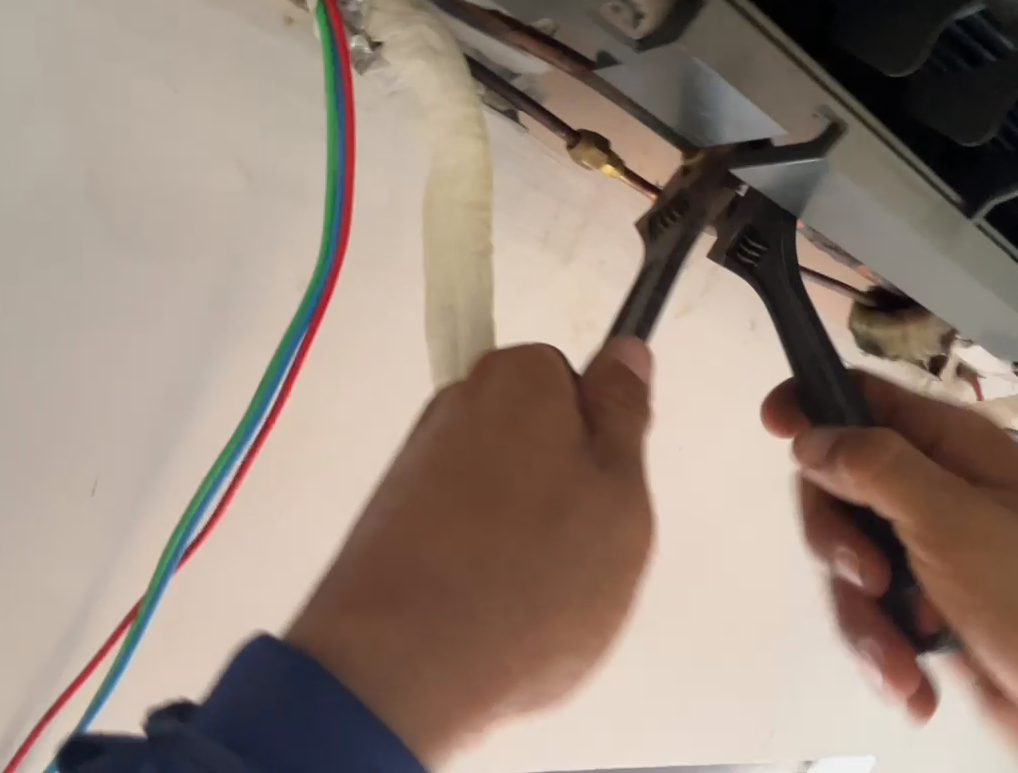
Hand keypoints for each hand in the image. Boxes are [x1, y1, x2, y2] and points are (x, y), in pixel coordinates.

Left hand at [286, 341, 654, 764]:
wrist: (398, 667)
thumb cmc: (532, 573)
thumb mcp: (616, 491)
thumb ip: (623, 412)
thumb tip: (625, 349)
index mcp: (515, 377)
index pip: (573, 382)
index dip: (597, 439)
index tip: (599, 493)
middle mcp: (457, 403)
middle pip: (536, 432)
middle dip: (561, 482)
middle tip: (576, 548)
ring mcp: (418, 460)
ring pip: (503, 484)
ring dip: (523, 526)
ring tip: (532, 590)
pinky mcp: (392, 514)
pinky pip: (462, 522)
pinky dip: (481, 554)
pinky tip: (491, 606)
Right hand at [762, 374, 1017, 772]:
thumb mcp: (962, 526)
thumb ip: (875, 468)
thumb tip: (807, 433)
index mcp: (950, 449)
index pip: (859, 394)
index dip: (809, 401)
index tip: (774, 428)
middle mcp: (935, 491)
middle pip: (835, 481)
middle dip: (834, 534)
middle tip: (866, 575)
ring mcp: (933, 554)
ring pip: (846, 555)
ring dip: (860, 613)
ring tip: (903, 657)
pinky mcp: (933, 614)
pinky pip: (871, 614)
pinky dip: (882, 650)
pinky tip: (912, 685)